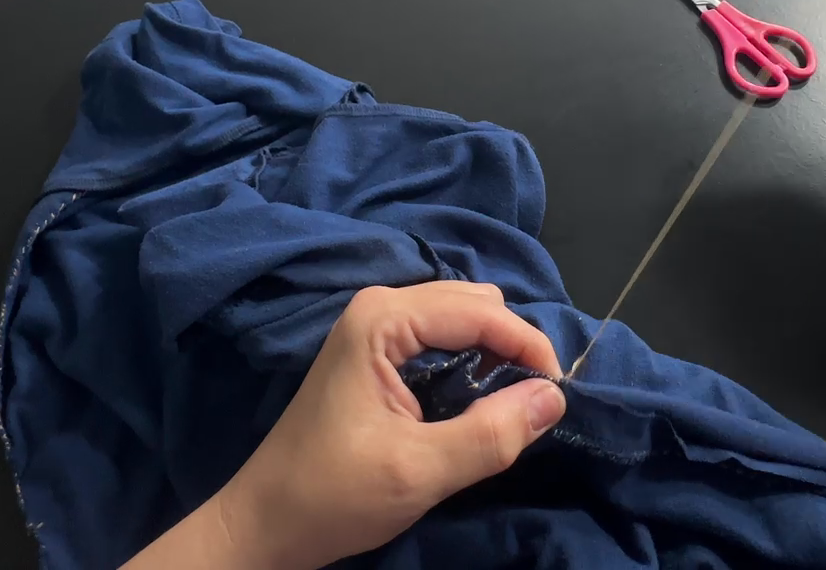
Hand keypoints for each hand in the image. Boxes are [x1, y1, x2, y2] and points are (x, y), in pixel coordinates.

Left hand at [179, 281, 567, 569]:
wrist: (267, 523)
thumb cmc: (333, 495)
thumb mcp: (418, 473)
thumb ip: (490, 435)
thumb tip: (555, 397)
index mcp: (384, 318)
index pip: (478, 311)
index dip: (526, 345)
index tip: (558, 393)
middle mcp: (382, 304)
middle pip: (473, 302)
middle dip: (510, 344)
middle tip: (532, 401)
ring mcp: (378, 321)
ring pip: (462, 314)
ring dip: (493, 351)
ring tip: (507, 402)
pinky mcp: (380, 344)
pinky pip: (444, 332)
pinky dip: (471, 357)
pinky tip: (475, 396)